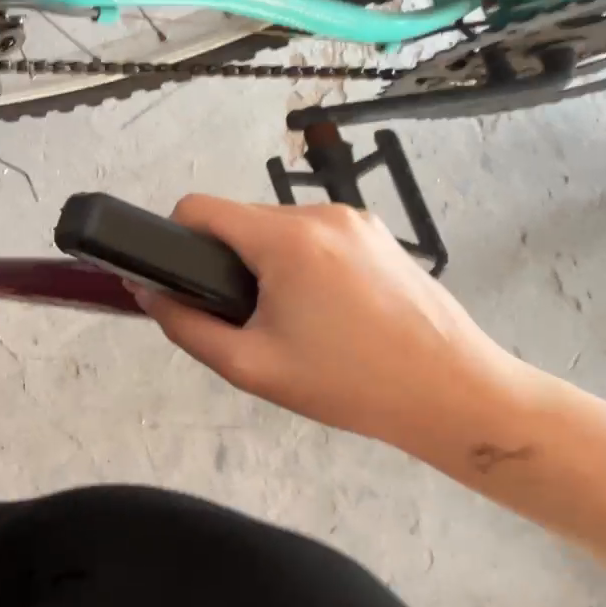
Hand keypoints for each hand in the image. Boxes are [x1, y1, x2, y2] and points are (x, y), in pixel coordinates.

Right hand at [132, 195, 537, 455]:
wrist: (461, 398)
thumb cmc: (349, 384)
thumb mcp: (249, 366)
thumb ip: (183, 325)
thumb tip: (144, 290)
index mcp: (285, 239)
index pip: (197, 207)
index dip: (173, 238)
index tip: (183, 280)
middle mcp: (319, 213)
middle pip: (236, 218)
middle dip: (221, 258)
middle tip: (239, 314)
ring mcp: (354, 220)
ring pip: (272, 226)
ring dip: (260, 260)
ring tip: (283, 316)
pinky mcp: (377, 233)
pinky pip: (310, 233)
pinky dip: (296, 260)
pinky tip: (319, 307)